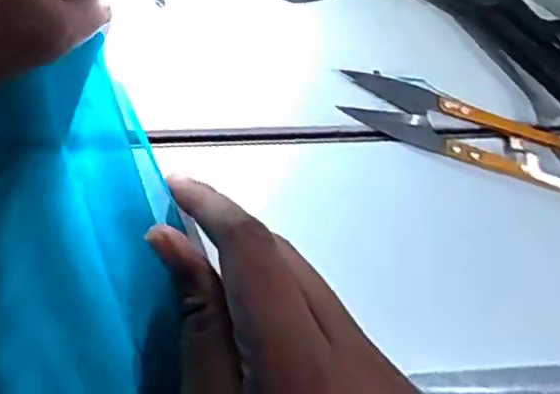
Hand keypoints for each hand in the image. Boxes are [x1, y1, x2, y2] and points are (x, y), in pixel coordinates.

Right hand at [147, 177, 415, 393]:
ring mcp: (384, 372)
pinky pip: (330, 315)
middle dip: (231, 229)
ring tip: (212, 273)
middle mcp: (357, 357)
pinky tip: (261, 327)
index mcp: (304, 366)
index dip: (212, 204)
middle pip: (285, 255)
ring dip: (259, 264)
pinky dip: (287, 299)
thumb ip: (198, 324)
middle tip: (181, 225)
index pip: (255, 247)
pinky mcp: (392, 384)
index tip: (174, 184)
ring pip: (310, 282)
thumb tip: (167, 240)